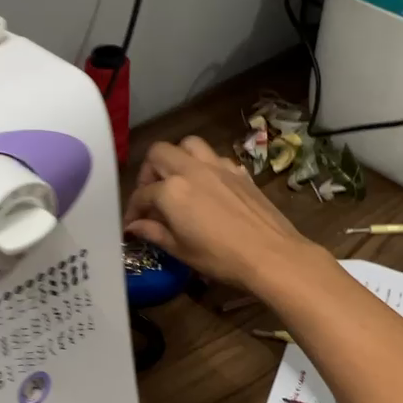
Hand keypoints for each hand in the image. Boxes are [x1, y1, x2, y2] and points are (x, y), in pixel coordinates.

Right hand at [122, 136, 318, 291]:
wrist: (270, 254)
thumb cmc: (219, 257)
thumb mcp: (180, 250)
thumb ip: (154, 232)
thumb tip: (135, 226)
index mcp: (171, 191)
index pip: (142, 195)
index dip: (133, 210)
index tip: (133, 224)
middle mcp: (191, 170)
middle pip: (159, 153)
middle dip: (149, 171)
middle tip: (151, 194)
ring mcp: (218, 166)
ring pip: (188, 145)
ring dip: (177, 158)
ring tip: (177, 181)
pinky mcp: (238, 171)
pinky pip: (214, 157)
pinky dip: (203, 166)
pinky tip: (207, 187)